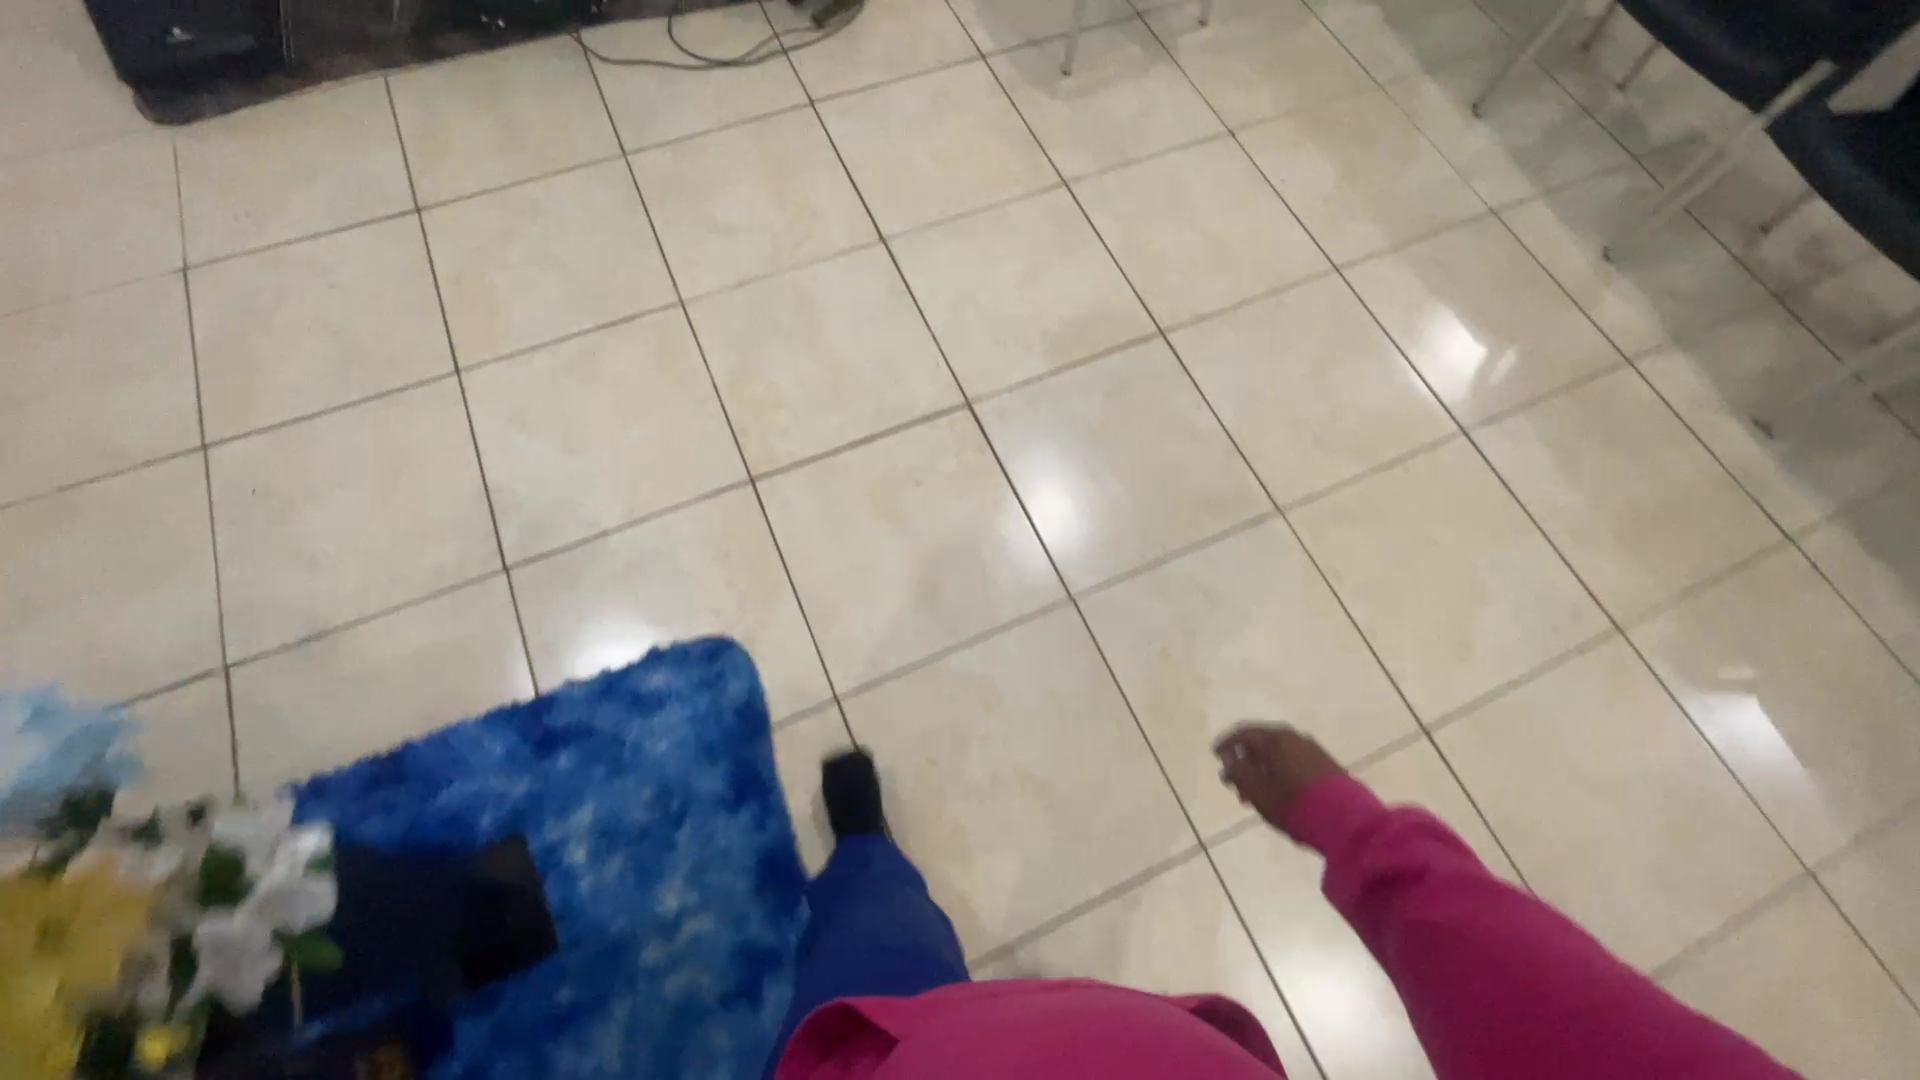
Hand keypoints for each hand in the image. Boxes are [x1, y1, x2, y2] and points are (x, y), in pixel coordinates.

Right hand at [1214, 724, 1344, 837]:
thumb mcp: (1257, 792)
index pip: (1242, 733)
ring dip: (1262, 769)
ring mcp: (1313, 750)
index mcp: (1274, 739)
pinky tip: (1278, 793)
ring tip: (1255, 794)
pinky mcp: (1327, 765)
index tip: (1215, 756)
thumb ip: (1237, 773)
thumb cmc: (1293, 805)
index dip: (1225, 744)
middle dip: (1245, 761)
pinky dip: (1279, 772)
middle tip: (1235, 782)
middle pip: (1261, 743)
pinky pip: (1294, 762)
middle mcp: (1293, 737)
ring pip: (1278, 754)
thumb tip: (1228, 762)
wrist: (1348, 822)